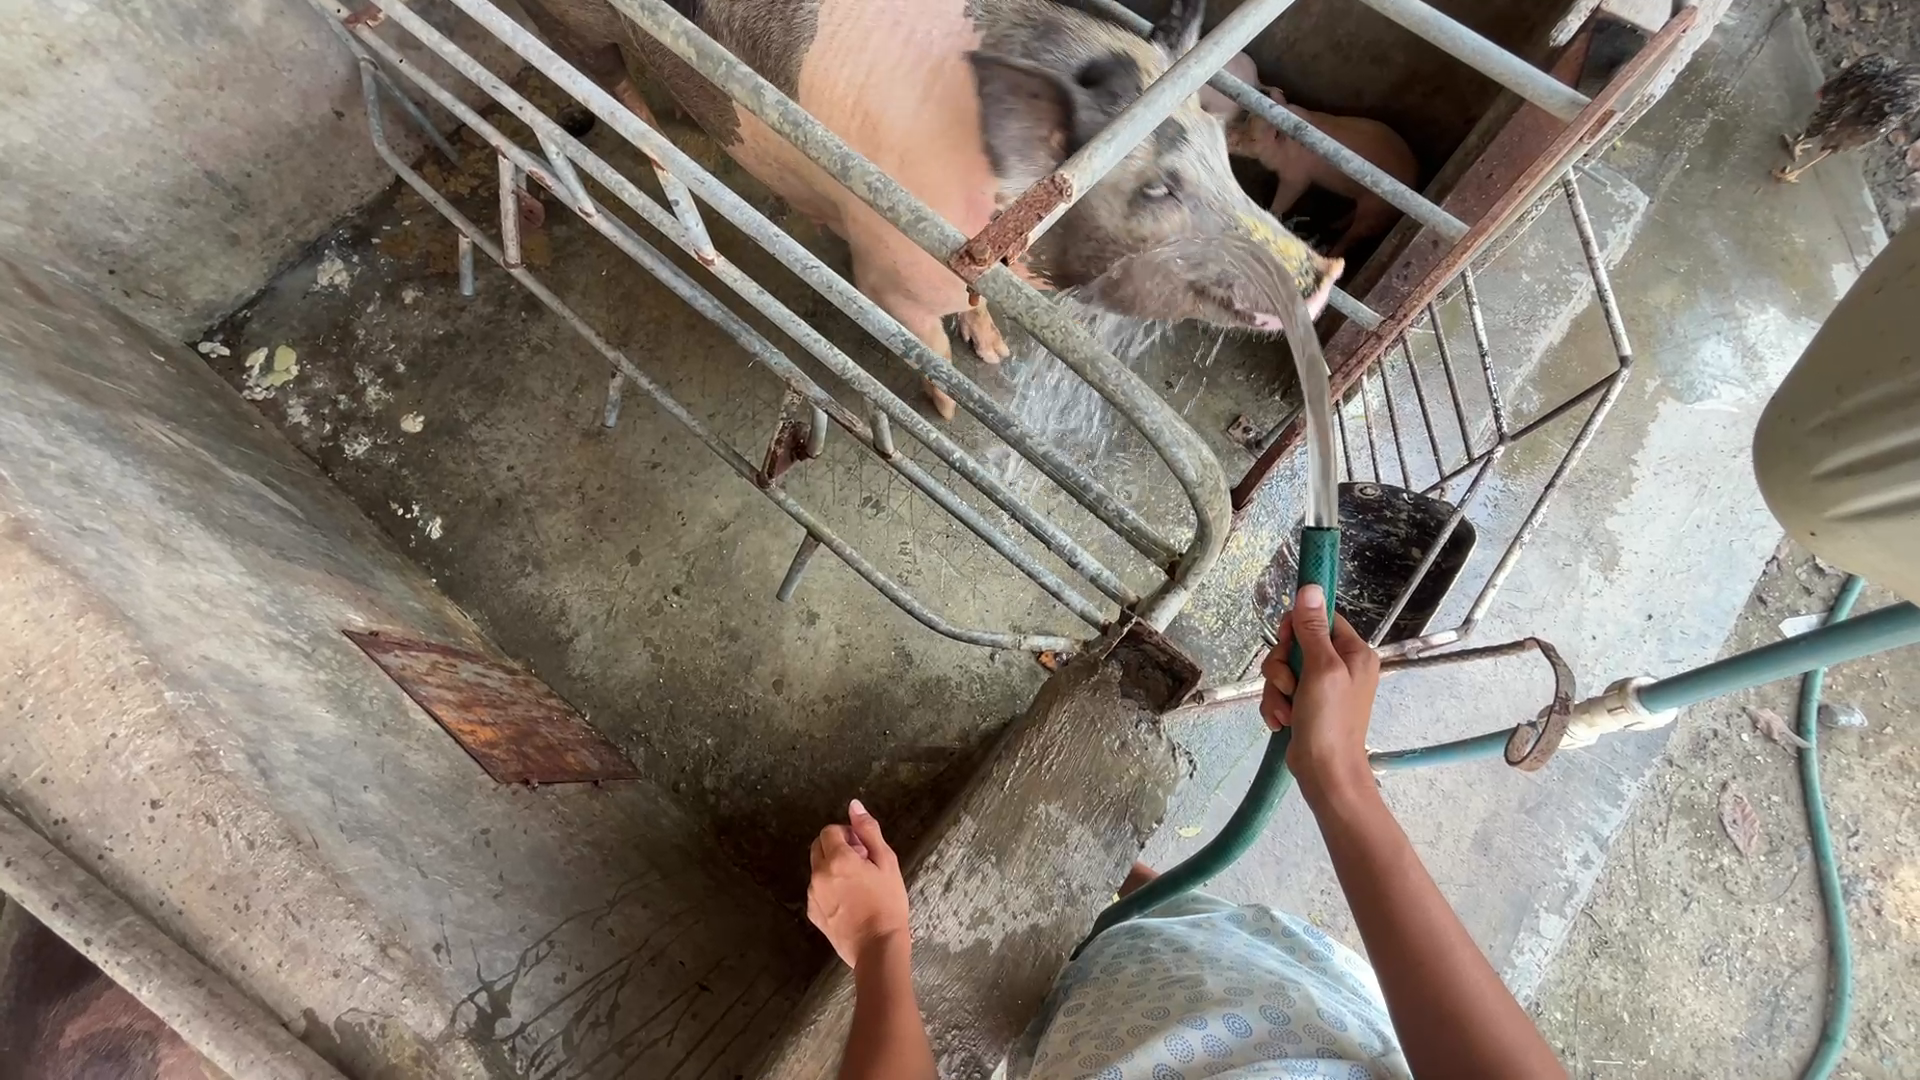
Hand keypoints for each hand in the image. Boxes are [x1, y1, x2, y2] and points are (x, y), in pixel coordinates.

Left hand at [807, 799, 909, 968]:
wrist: (878, 948)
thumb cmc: (888, 902)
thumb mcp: (886, 861)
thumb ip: (868, 830)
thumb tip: (853, 805)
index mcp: (837, 859)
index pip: (829, 830)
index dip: (847, 834)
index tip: (863, 849)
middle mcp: (819, 874)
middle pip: (819, 846)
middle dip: (836, 847)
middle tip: (861, 864)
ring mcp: (813, 896)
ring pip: (818, 868)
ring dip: (832, 868)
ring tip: (857, 886)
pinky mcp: (813, 914)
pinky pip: (817, 889)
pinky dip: (828, 888)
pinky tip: (849, 902)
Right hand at [1259, 584, 1381, 803]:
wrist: (1325, 773)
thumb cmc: (1329, 720)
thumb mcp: (1320, 668)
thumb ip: (1312, 628)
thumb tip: (1310, 587)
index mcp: (1354, 653)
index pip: (1320, 619)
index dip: (1298, 627)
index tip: (1288, 642)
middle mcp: (1339, 666)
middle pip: (1294, 644)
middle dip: (1282, 667)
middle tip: (1289, 685)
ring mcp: (1321, 687)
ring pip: (1282, 669)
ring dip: (1276, 690)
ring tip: (1287, 710)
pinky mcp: (1305, 705)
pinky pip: (1279, 691)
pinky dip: (1276, 705)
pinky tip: (1283, 721)